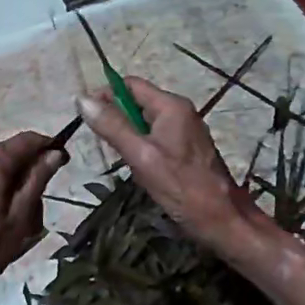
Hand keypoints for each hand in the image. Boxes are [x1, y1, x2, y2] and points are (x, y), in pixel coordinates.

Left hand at [0, 132, 68, 299]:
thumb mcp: (20, 217)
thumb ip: (38, 179)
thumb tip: (54, 154)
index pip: (27, 139)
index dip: (48, 146)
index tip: (63, 160)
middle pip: (8, 151)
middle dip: (28, 168)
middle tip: (40, 200)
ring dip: (9, 179)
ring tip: (17, 214)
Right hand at [76, 78, 254, 248]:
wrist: (222, 220)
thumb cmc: (181, 187)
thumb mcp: (140, 155)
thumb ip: (111, 126)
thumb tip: (82, 99)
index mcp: (171, 106)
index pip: (130, 84)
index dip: (106, 95)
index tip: (88, 117)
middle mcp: (180, 111)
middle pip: (137, 101)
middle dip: (116, 118)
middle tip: (104, 144)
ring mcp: (185, 129)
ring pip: (145, 121)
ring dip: (127, 135)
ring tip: (121, 159)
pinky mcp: (187, 147)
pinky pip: (156, 136)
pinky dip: (141, 146)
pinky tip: (139, 168)